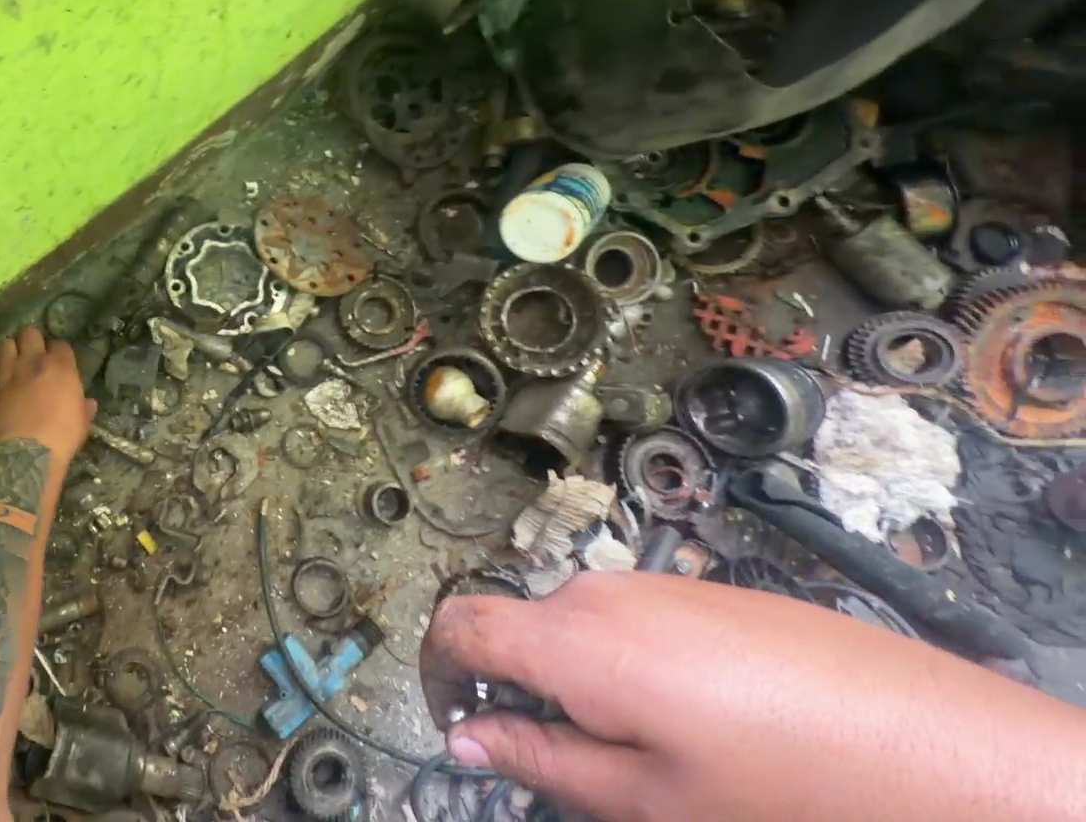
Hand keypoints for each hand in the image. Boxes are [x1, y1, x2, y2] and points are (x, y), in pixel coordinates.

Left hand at [0, 325, 95, 465]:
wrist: (25, 454)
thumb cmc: (61, 438)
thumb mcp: (82, 423)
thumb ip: (84, 408)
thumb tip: (88, 402)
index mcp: (60, 368)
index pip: (60, 344)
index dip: (59, 351)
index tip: (59, 361)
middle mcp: (32, 362)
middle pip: (30, 333)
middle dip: (32, 338)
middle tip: (34, 350)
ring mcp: (8, 373)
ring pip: (5, 345)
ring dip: (11, 350)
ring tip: (14, 360)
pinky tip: (0, 380)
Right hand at [421, 571, 1085, 821]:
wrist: (941, 746)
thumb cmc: (783, 786)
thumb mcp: (647, 798)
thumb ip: (539, 757)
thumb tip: (466, 736)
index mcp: (570, 639)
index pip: (458, 623)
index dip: (438, 666)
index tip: (458, 716)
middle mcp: (596, 590)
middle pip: (516, 625)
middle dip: (520, 684)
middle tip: (573, 756)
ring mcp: (649, 581)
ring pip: (571, 622)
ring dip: (575, 674)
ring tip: (647, 741)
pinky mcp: (695, 586)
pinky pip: (623, 614)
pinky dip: (622, 659)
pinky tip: (696, 712)